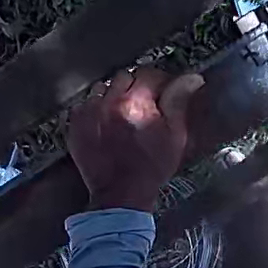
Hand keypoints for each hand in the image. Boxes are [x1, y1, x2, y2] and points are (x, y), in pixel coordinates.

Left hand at [66, 68, 203, 211]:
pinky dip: (96, 108)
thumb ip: (179, 102)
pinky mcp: (76, 124)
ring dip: (114, 95)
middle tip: (144, 105)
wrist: (120, 194)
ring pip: (103, 87)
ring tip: (123, 114)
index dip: (160, 82)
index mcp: (137, 101)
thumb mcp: (175, 136)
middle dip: (136, 87)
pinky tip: (106, 123)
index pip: (150, 73)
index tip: (163, 92)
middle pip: (125, 77)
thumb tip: (191, 79)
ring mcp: (90, 112)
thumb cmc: (150, 167)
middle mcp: (110, 101)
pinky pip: (86, 103)